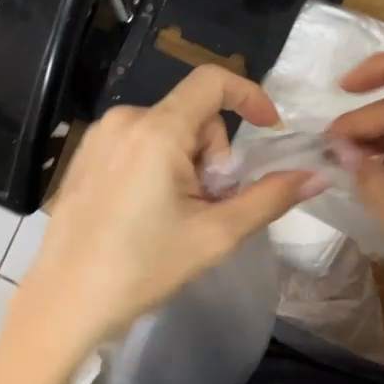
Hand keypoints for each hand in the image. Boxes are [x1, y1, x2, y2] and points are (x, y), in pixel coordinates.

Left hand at [14, 66, 314, 366]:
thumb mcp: (215, 235)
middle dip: (213, 156)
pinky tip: (146, 214)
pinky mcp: (84, 156)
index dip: (250, 96)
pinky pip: (137, 144)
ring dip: (186, 165)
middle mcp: (125, 120)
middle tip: (208, 208)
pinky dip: (157, 167)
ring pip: (166, 132)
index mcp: (157, 130)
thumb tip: (317, 176)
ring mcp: (99, 137)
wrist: (66, 302)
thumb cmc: (142, 268)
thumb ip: (269, 198)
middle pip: (193, 116)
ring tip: (176, 217)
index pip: (213, 81)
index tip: (269, 130)